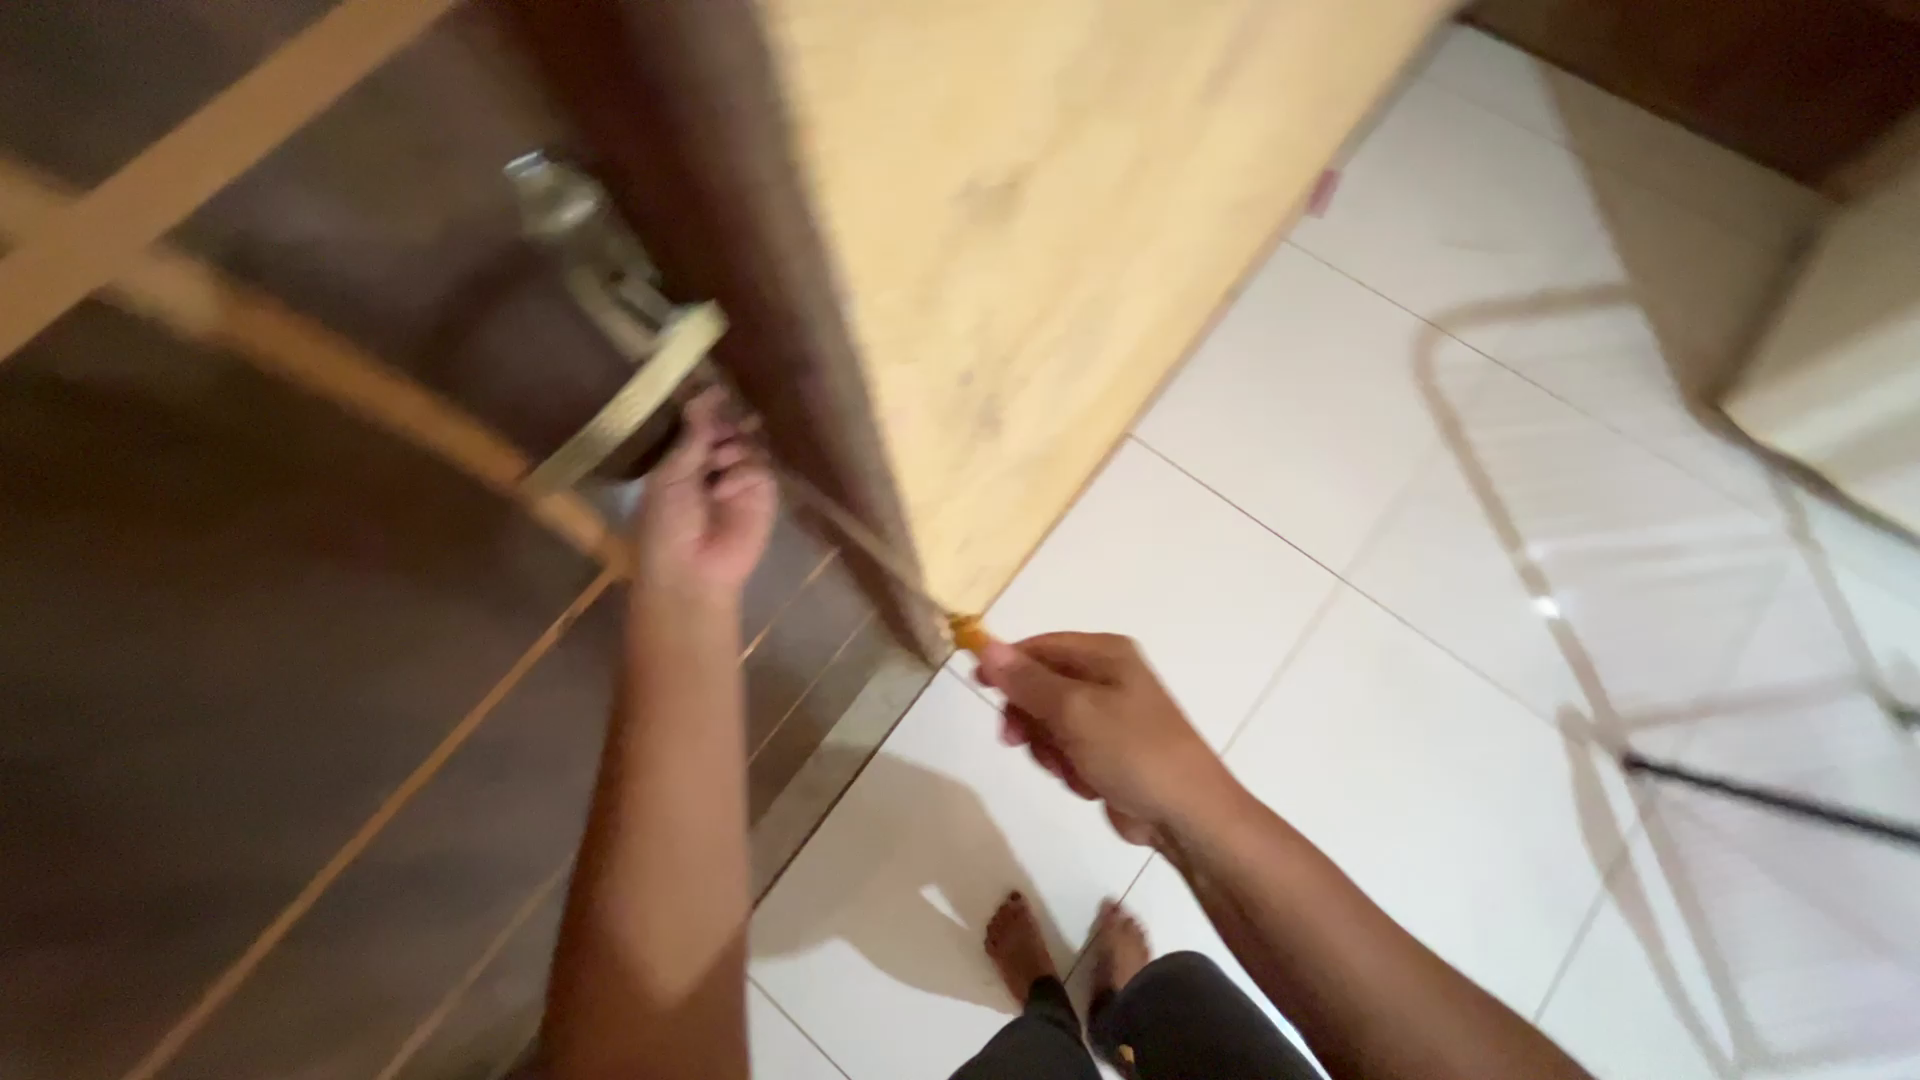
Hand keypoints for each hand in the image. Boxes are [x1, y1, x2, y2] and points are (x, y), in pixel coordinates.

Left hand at [632, 387, 776, 606]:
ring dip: (734, 447)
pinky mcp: (762, 499)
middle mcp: (714, 469)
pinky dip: (744, 473)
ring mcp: (740, 483)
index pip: (701, 426)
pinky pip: (761, 470)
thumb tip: (703, 397)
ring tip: (719, 462)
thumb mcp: (670, 475)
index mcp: (683, 462)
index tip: (717, 389)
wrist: (691, 570)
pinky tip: (726, 489)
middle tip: (721, 429)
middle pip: (730, 431)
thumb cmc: (666, 524)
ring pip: (749, 445)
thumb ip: (692, 436)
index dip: (708, 409)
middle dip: (726, 425)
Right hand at [976, 633, 1230, 844]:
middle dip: (1029, 717)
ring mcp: (1109, 715)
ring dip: (1049, 749)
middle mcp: (1107, 676)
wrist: (1186, 815)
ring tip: (1069, 768)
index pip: (1040, 646)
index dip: (1007, 664)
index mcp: (1106, 654)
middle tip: (1017, 741)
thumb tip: (986, 645)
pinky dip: (1068, 767)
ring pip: (1048, 723)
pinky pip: (1066, 750)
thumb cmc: (1132, 751)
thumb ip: (1027, 680)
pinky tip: (1086, 783)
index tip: (979, 686)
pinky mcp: (1109, 750)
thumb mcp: (1074, 710)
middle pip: (1040, 685)